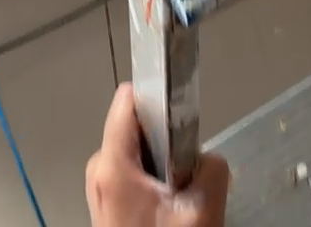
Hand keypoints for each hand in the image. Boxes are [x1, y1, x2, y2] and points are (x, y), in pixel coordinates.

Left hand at [87, 83, 230, 226]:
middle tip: (185, 175)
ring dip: (162, 168)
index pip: (128, 98)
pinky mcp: (105, 203)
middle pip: (138, 127)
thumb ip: (212, 168)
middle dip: (166, 143)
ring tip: (178, 200)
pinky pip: (134, 174)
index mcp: (112, 163)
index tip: (181, 113)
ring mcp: (99, 188)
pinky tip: (168, 212)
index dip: (157, 98)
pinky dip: (153, 184)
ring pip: (139, 153)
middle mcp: (98, 169)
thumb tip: (205, 159)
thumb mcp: (202, 212)